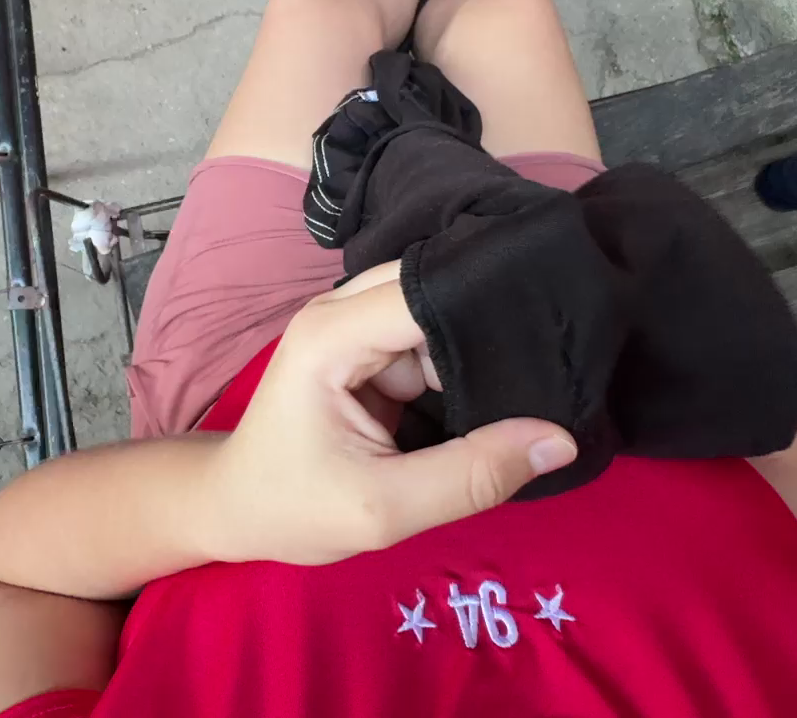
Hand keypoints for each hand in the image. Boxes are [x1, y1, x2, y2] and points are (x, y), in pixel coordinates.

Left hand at [201, 262, 576, 565]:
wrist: (237, 508)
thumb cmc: (294, 507)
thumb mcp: (385, 507)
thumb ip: (472, 475)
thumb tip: (559, 439)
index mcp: (331, 334)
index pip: (422, 290)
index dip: (484, 300)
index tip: (551, 320)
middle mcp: (337, 311)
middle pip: (427, 289)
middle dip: (479, 323)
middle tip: (545, 359)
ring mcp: (346, 325)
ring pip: (429, 315)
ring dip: (466, 350)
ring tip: (515, 388)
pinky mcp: (359, 347)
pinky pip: (420, 339)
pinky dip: (448, 366)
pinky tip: (477, 395)